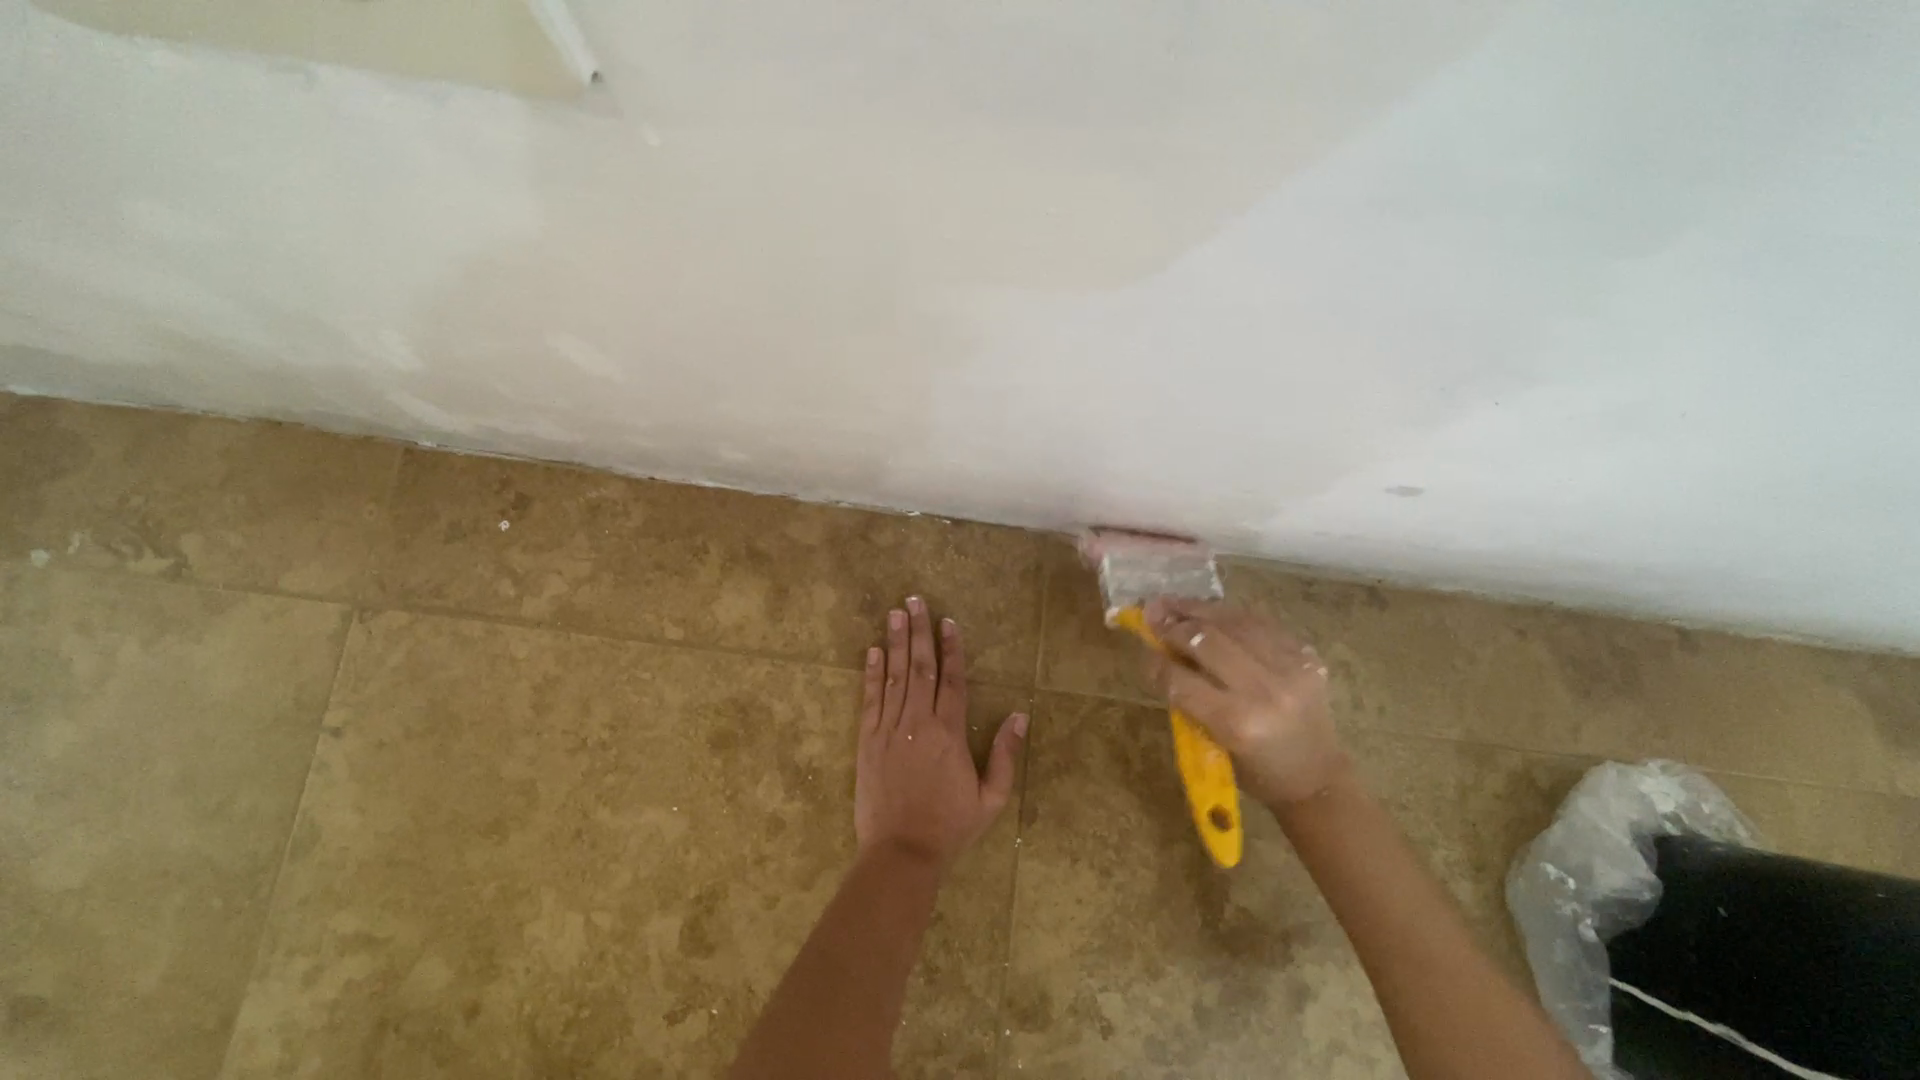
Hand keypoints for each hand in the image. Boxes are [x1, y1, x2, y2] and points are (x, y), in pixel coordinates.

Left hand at [855, 596, 1026, 868]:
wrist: (901, 852)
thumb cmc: (950, 827)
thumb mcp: (991, 797)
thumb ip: (1005, 755)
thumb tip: (1021, 715)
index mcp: (949, 733)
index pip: (952, 679)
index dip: (951, 647)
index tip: (948, 621)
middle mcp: (918, 722)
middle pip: (920, 667)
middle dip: (918, 631)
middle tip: (914, 600)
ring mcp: (889, 730)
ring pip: (894, 676)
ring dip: (894, 642)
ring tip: (894, 613)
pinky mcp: (867, 742)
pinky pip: (870, 700)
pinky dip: (871, 674)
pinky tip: (872, 652)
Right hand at [1140, 598, 1349, 805]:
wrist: (1317, 777)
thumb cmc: (1257, 772)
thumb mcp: (1213, 744)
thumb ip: (1189, 699)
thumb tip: (1160, 656)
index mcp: (1236, 723)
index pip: (1182, 681)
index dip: (1157, 662)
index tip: (1142, 647)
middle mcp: (1264, 691)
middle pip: (1208, 642)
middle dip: (1175, 625)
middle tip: (1152, 611)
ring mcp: (1290, 669)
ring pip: (1235, 623)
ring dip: (1200, 610)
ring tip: (1176, 602)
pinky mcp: (1307, 657)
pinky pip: (1262, 624)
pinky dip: (1232, 616)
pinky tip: (1213, 611)